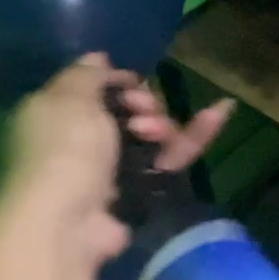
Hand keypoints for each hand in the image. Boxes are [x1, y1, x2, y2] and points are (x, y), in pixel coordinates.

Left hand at [2, 54, 233, 263]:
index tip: (132, 82)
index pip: (98, 90)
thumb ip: (87, 74)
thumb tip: (99, 59)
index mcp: (60, 114)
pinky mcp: (142, 190)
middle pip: (131, 111)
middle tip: (142, 112)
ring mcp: (116, 167)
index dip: (120, 82)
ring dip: (164, 125)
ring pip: (154, 135)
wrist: (71, 220)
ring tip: (157, 131)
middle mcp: (87, 140)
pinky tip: (219, 113)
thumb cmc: (63, 150)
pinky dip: (194, 138)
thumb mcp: (69, 97)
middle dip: (145, 104)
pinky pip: (171, 158)